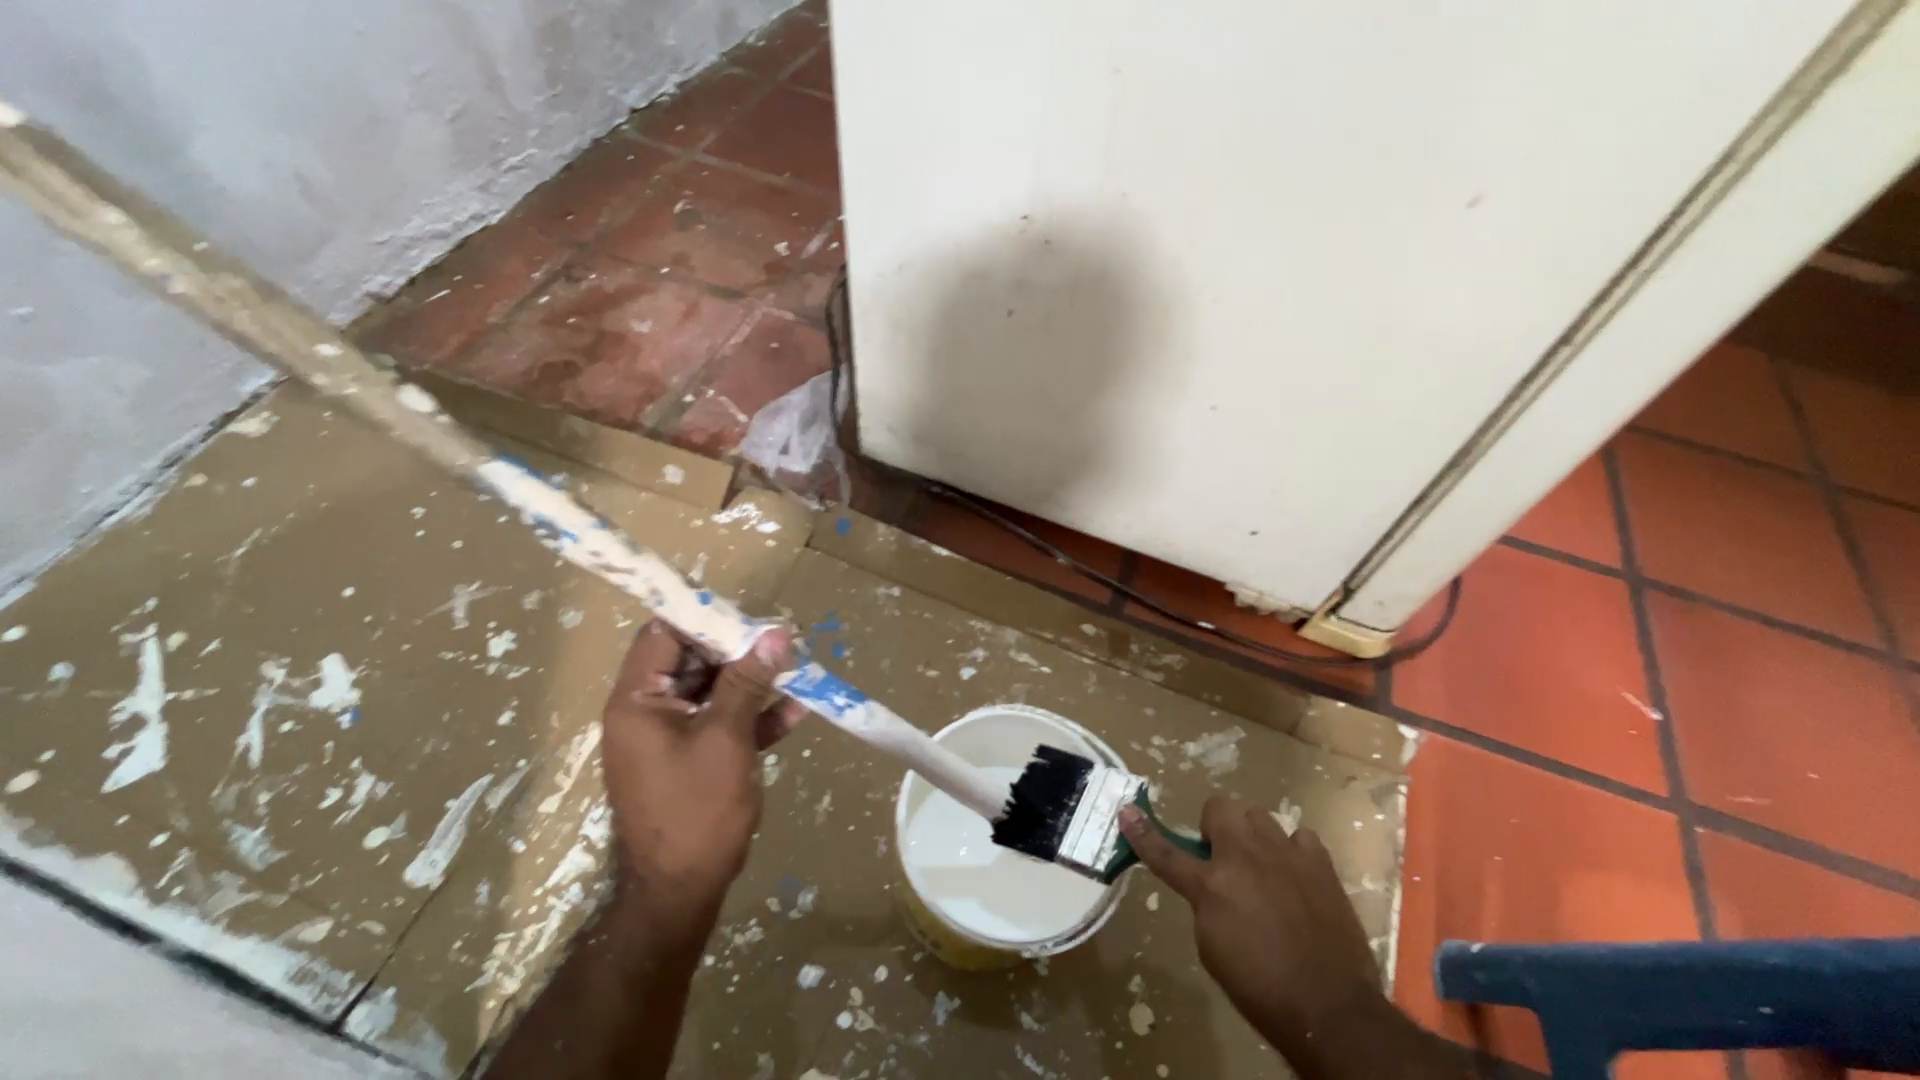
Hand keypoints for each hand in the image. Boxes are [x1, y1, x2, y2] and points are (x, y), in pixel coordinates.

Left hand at [599, 620, 803, 942]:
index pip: (662, 636)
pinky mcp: (692, 761)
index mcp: (637, 701)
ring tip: (799, 670)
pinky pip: (722, 725)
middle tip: (785, 641)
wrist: (680, 892)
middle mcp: (647, 713)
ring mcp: (670, 739)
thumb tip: (777, 633)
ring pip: (713, 693)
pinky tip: (796, 711)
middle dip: (740, 651)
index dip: (704, 620)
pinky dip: (754, 717)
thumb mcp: (726, 738)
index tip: (748, 615)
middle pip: (692, 662)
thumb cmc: (696, 810)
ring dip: (754, 683)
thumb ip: (748, 681)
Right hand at [1121, 796, 1467, 1078]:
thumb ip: (1205, 902)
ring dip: (1252, 836)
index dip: (1142, 833)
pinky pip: (1299, 837)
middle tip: (1220, 857)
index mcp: (1211, 885)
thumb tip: (1209, 884)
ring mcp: (1286, 854)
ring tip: (1261, 868)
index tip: (1127, 812)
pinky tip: (1295, 877)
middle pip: (1220, 808)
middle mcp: (1245, 857)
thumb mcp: (1212, 946)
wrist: (1328, 1006)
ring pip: (1259, 815)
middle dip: (1215, 827)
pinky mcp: (1320, 863)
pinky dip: (1291, 851)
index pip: (1165, 852)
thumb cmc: (1259, 987)